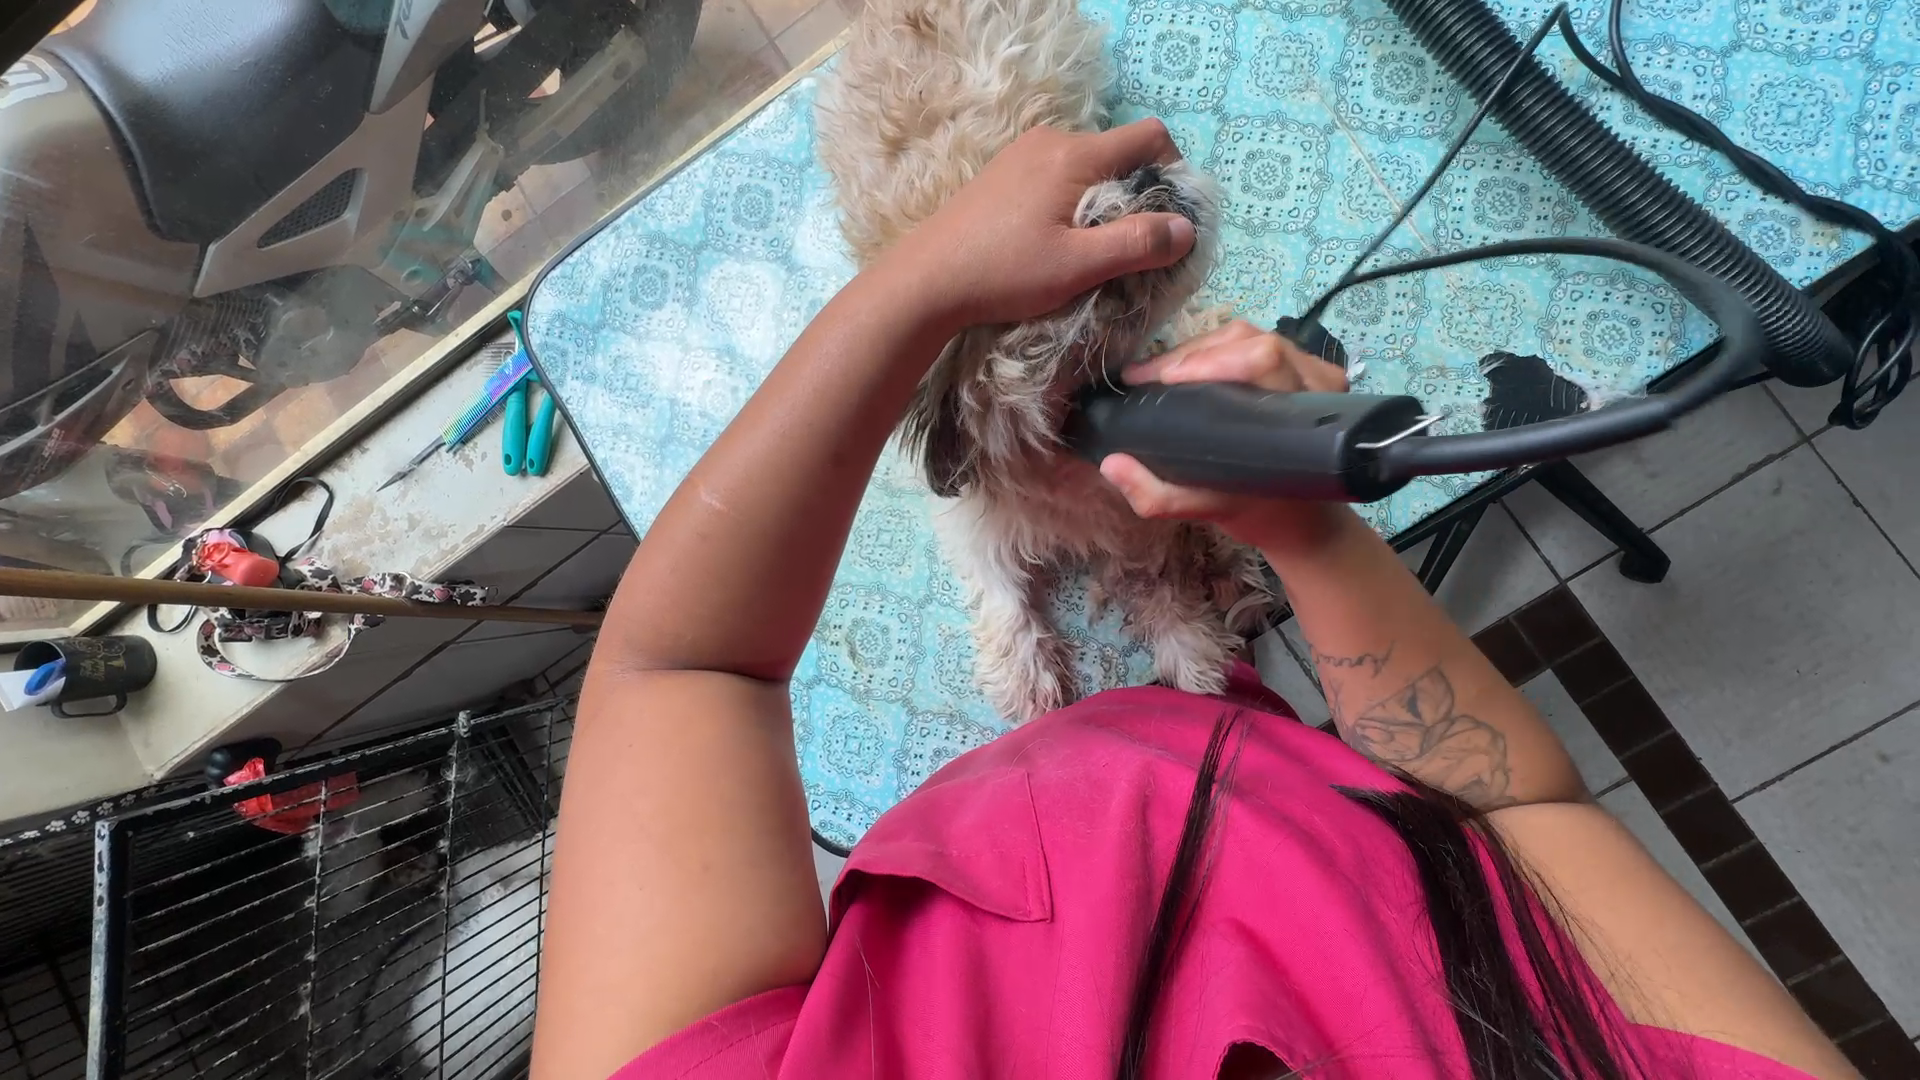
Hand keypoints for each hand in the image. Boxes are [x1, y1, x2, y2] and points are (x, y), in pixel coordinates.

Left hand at [882, 119, 1197, 330]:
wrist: (927, 281)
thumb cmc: (1003, 273)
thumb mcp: (1076, 266)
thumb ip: (1135, 244)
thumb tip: (1186, 228)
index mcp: (1075, 154)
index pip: (1150, 138)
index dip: (1173, 174)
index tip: (1169, 220)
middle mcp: (1050, 140)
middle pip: (1118, 153)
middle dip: (1136, 195)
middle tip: (1131, 247)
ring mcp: (1021, 155)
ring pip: (1086, 168)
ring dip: (1102, 203)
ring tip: (1091, 252)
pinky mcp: (1002, 176)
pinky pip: (1055, 179)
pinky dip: (1070, 204)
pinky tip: (1054, 243)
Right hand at [1098, 320, 1357, 553]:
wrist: (1295, 514)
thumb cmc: (1256, 510)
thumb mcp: (1205, 509)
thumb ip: (1157, 495)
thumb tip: (1110, 464)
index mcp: (1301, 415)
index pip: (1261, 359)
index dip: (1206, 361)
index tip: (1161, 380)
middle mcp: (1313, 382)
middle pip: (1246, 339)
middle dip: (1188, 354)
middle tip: (1145, 377)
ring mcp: (1307, 367)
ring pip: (1244, 333)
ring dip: (1196, 348)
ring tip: (1159, 372)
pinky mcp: (1295, 362)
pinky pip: (1248, 339)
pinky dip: (1210, 348)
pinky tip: (1183, 365)